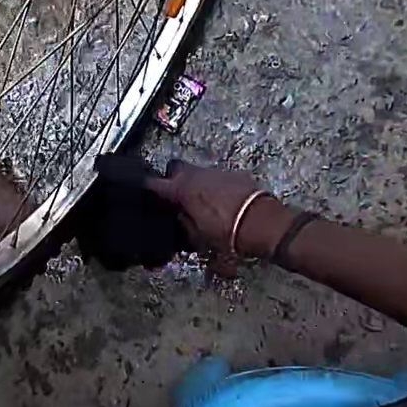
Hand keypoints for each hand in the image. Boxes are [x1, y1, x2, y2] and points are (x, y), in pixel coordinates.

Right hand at [145, 160, 295, 262]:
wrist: (262, 223)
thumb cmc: (228, 233)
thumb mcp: (197, 237)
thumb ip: (182, 224)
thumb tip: (177, 219)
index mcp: (182, 189)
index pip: (153, 183)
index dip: (147, 189)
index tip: (144, 193)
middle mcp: (196, 175)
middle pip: (175, 168)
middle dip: (172, 179)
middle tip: (175, 197)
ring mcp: (215, 171)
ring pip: (196, 172)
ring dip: (195, 183)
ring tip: (199, 203)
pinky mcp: (233, 174)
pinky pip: (216, 177)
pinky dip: (214, 186)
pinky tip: (219, 202)